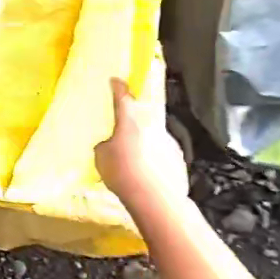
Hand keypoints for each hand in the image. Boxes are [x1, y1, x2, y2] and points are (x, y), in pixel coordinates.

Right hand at [95, 77, 188, 204]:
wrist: (156, 198)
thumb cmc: (122, 172)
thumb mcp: (101, 157)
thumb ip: (105, 145)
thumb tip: (110, 144)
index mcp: (130, 121)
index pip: (123, 98)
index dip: (118, 88)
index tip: (116, 80)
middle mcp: (152, 125)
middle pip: (141, 118)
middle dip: (132, 122)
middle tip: (122, 134)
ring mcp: (169, 140)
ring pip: (153, 135)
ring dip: (144, 142)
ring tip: (134, 160)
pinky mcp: (178, 157)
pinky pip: (162, 151)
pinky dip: (154, 157)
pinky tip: (147, 172)